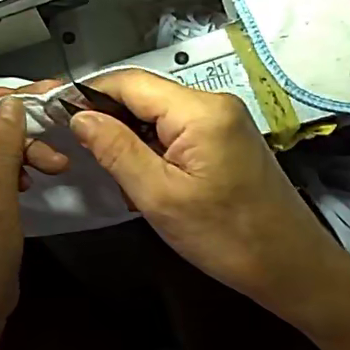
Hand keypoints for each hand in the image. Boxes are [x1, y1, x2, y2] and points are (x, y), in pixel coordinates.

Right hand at [67, 70, 349, 326]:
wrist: (291, 268)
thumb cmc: (228, 238)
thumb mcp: (159, 197)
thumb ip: (116, 150)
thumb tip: (79, 116)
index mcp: (200, 110)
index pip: (129, 82)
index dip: (89, 95)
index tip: (58, 117)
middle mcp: (215, 103)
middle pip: (144, 96)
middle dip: (111, 121)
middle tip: (86, 156)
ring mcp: (224, 120)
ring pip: (158, 115)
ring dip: (132, 140)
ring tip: (120, 178)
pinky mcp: (227, 139)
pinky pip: (178, 131)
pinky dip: (154, 150)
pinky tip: (148, 182)